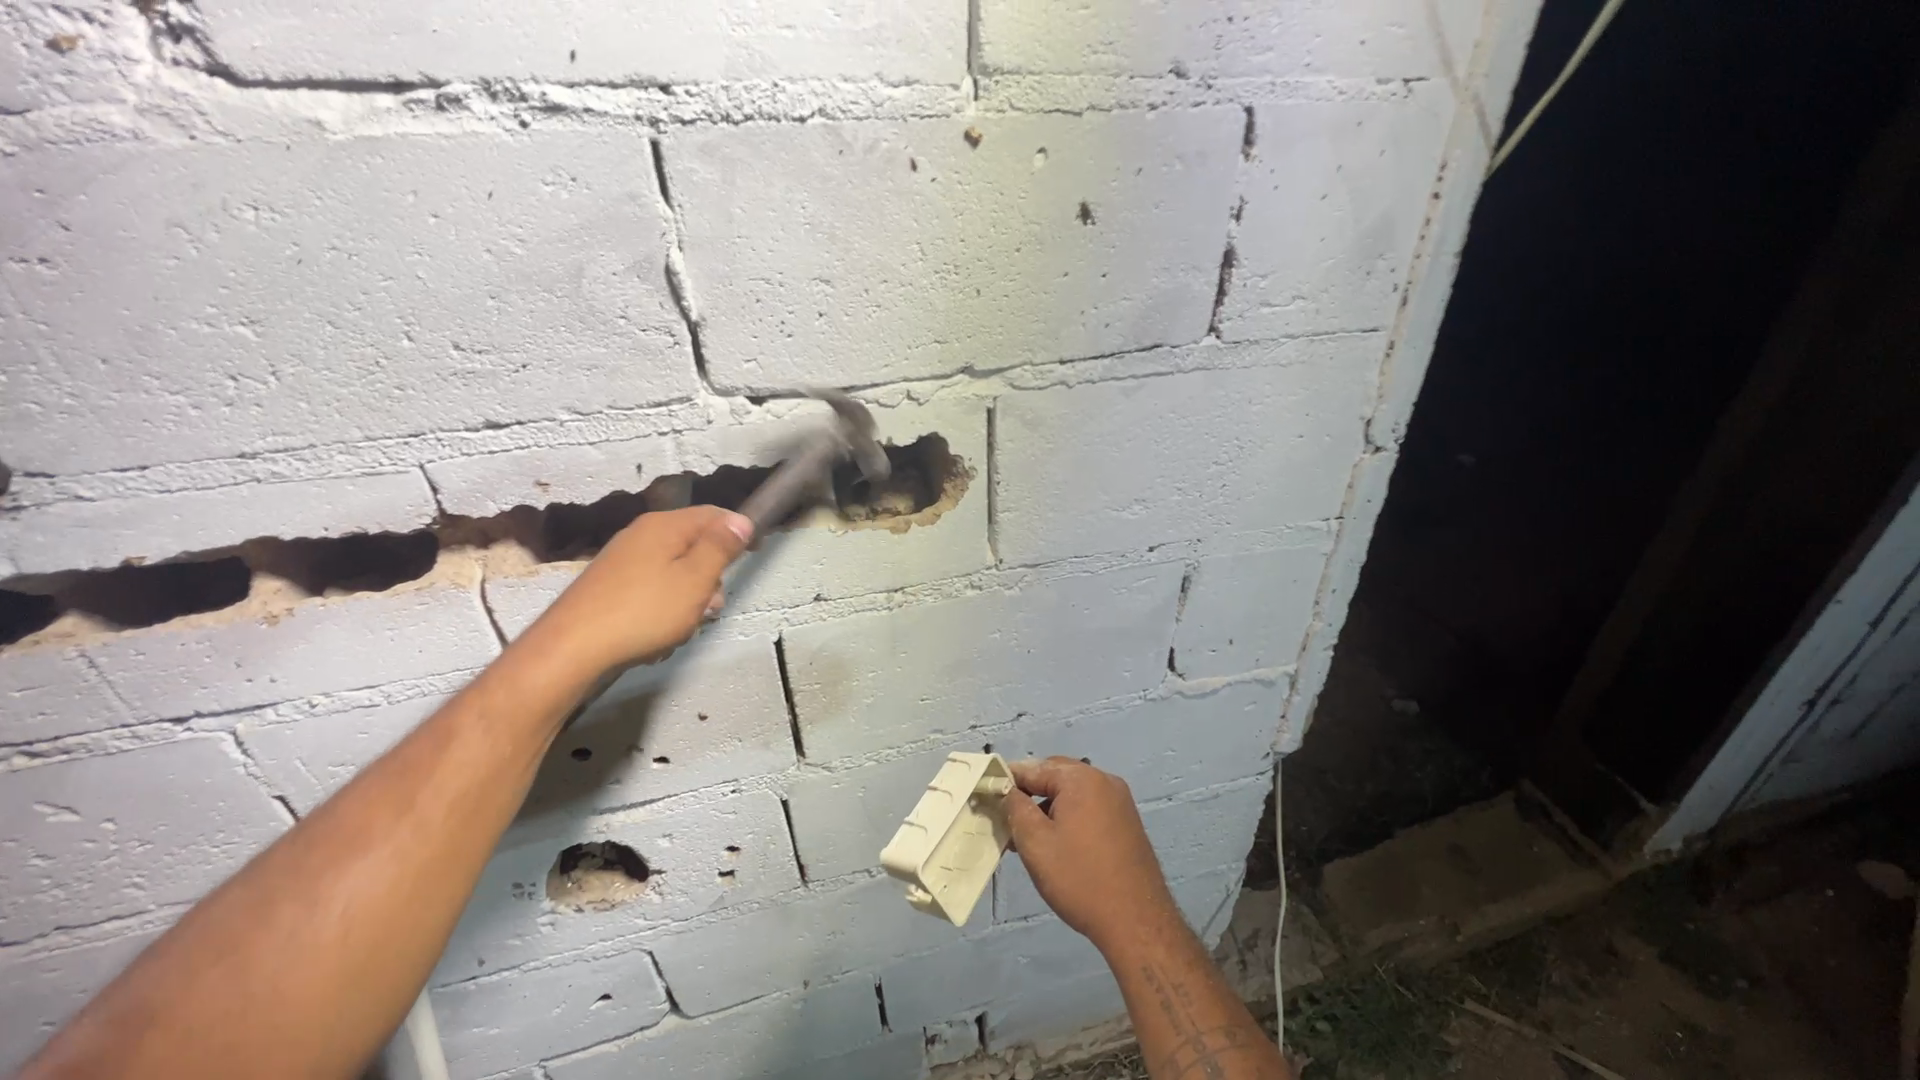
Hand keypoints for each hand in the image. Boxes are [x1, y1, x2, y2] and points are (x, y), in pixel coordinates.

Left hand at [536, 505, 752, 671]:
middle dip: (711, 572)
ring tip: (685, 625)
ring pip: (673, 569)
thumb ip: (720, 548)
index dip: (738, 529)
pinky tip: (660, 632)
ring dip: (690, 594)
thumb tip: (741, 519)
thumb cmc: (644, 611)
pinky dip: (665, 605)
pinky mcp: (610, 585)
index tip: (756, 550)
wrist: (573, 647)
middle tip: (714, 605)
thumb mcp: (695, 580)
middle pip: (692, 543)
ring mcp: (622, 559)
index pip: (712, 514)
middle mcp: (641, 534)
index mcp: (664, 526)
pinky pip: (652, 586)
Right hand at [1004, 757, 1180, 952]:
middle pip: (1056, 777)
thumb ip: (1016, 808)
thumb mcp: (1036, 843)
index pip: (1034, 768)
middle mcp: (1105, 781)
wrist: (1136, 921)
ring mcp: (1120, 803)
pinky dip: (1069, 819)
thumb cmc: (1080, 878)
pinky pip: (1089, 809)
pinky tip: (1056, 846)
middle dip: (1029, 795)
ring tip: (1027, 840)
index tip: (987, 798)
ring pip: (1072, 795)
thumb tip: (1009, 791)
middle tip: (1007, 820)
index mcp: (1082, 779)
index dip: (1007, 781)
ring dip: (1048, 809)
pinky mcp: (1127, 824)